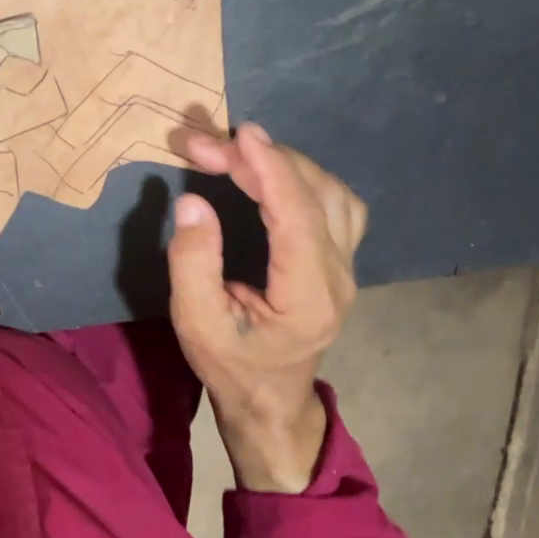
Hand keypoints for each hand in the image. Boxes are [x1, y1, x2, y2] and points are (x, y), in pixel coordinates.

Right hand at [166, 123, 366, 491]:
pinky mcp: (339, 264)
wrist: (269, 402)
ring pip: (333, 196)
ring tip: (237, 155)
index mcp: (308, 294)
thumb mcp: (195, 323)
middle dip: (262, 160)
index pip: (297, 215)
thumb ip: (193, 263)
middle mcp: (338, 276)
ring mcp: (346, 269)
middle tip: (205, 147)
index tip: (241, 134)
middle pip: (316, 195)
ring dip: (287, 165)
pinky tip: (273, 175)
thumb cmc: (230, 366)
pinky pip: (336, 206)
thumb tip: (192, 203)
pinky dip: (304, 179)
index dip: (270, 170)